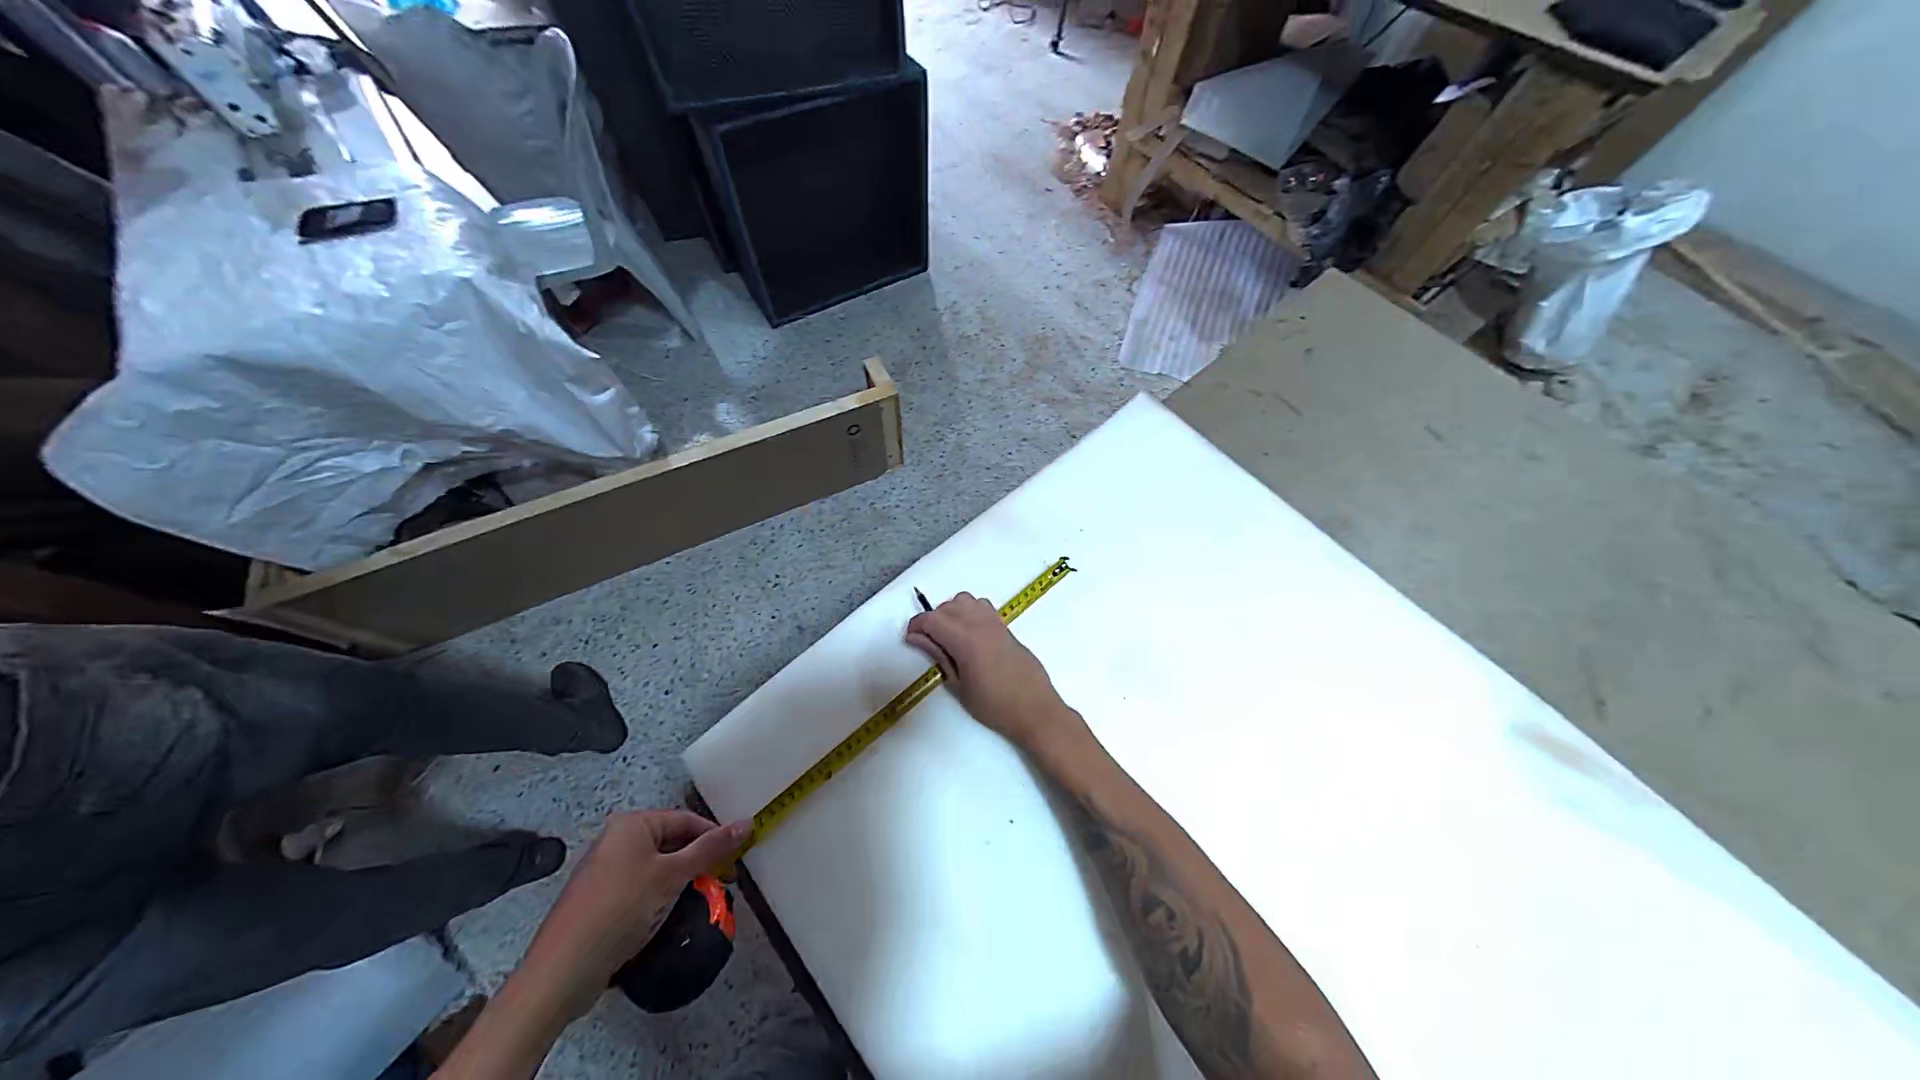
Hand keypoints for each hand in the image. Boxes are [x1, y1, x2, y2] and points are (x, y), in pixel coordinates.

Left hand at [521, 810, 749, 1018]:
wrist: (563, 971)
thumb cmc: (621, 909)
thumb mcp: (672, 876)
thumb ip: (711, 849)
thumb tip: (747, 823)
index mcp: (631, 824)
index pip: (685, 819)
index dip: (713, 837)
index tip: (735, 861)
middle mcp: (615, 840)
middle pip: (671, 842)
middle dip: (697, 862)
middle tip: (721, 884)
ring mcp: (605, 871)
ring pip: (657, 868)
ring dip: (680, 883)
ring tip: (699, 902)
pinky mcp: (599, 901)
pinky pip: (640, 889)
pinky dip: (660, 898)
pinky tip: (669, 918)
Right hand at [905, 592, 1088, 754]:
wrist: (1034, 709)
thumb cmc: (994, 706)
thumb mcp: (958, 685)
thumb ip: (938, 656)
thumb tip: (917, 638)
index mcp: (966, 640)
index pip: (931, 619)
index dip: (916, 626)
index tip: (912, 639)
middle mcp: (980, 625)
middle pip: (947, 606)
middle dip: (932, 620)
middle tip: (930, 643)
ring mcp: (995, 624)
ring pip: (965, 600)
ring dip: (952, 612)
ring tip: (950, 637)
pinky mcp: (1005, 628)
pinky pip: (982, 607)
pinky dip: (970, 612)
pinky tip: (970, 636)